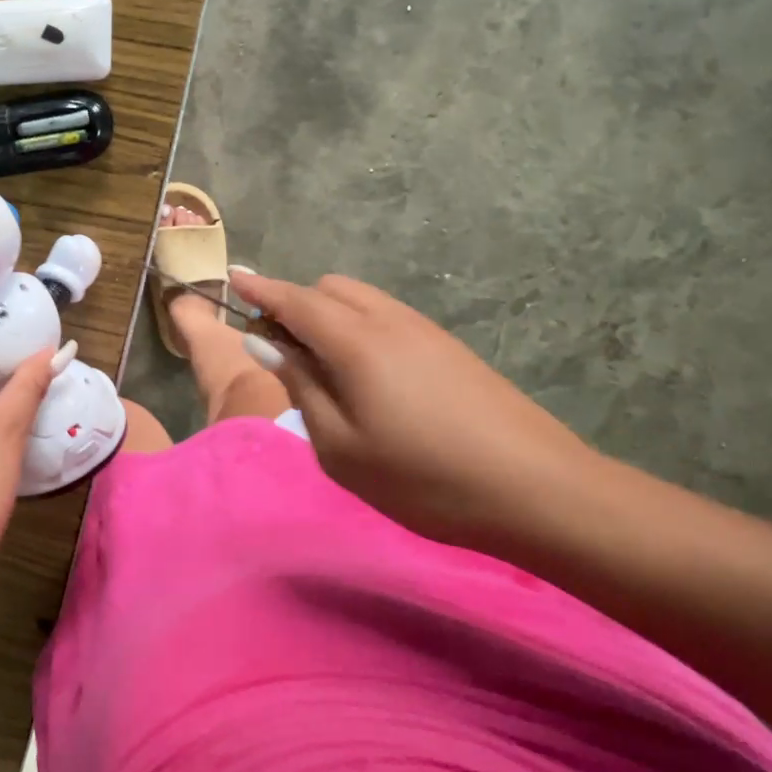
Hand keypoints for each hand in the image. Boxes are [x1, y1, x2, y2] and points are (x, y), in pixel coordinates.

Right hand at [232, 270, 598, 544]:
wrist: (540, 492)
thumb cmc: (422, 477)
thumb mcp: (339, 445)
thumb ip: (300, 386)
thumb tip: (266, 343)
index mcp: (356, 342)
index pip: (296, 300)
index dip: (260, 289)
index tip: (232, 279)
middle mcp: (390, 322)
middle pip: (331, 289)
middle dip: (295, 303)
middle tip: (277, 347)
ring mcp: (427, 333)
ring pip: (363, 300)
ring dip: (329, 315)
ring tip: (318, 364)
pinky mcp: (451, 350)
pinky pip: (389, 317)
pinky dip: (359, 326)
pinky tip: (365, 374)